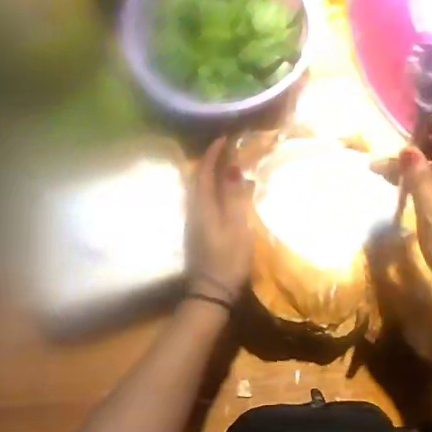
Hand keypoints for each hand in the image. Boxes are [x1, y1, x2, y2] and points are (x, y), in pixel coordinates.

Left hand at [187, 135, 254, 295]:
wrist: (211, 293)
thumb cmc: (228, 260)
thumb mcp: (237, 227)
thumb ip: (234, 198)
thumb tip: (232, 169)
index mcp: (203, 207)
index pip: (205, 172)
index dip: (213, 154)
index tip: (223, 138)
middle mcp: (194, 212)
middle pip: (200, 180)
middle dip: (211, 162)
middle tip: (227, 150)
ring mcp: (195, 224)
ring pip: (201, 192)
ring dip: (212, 177)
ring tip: (228, 168)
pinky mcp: (199, 234)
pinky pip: (205, 203)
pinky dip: (214, 192)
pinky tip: (225, 195)